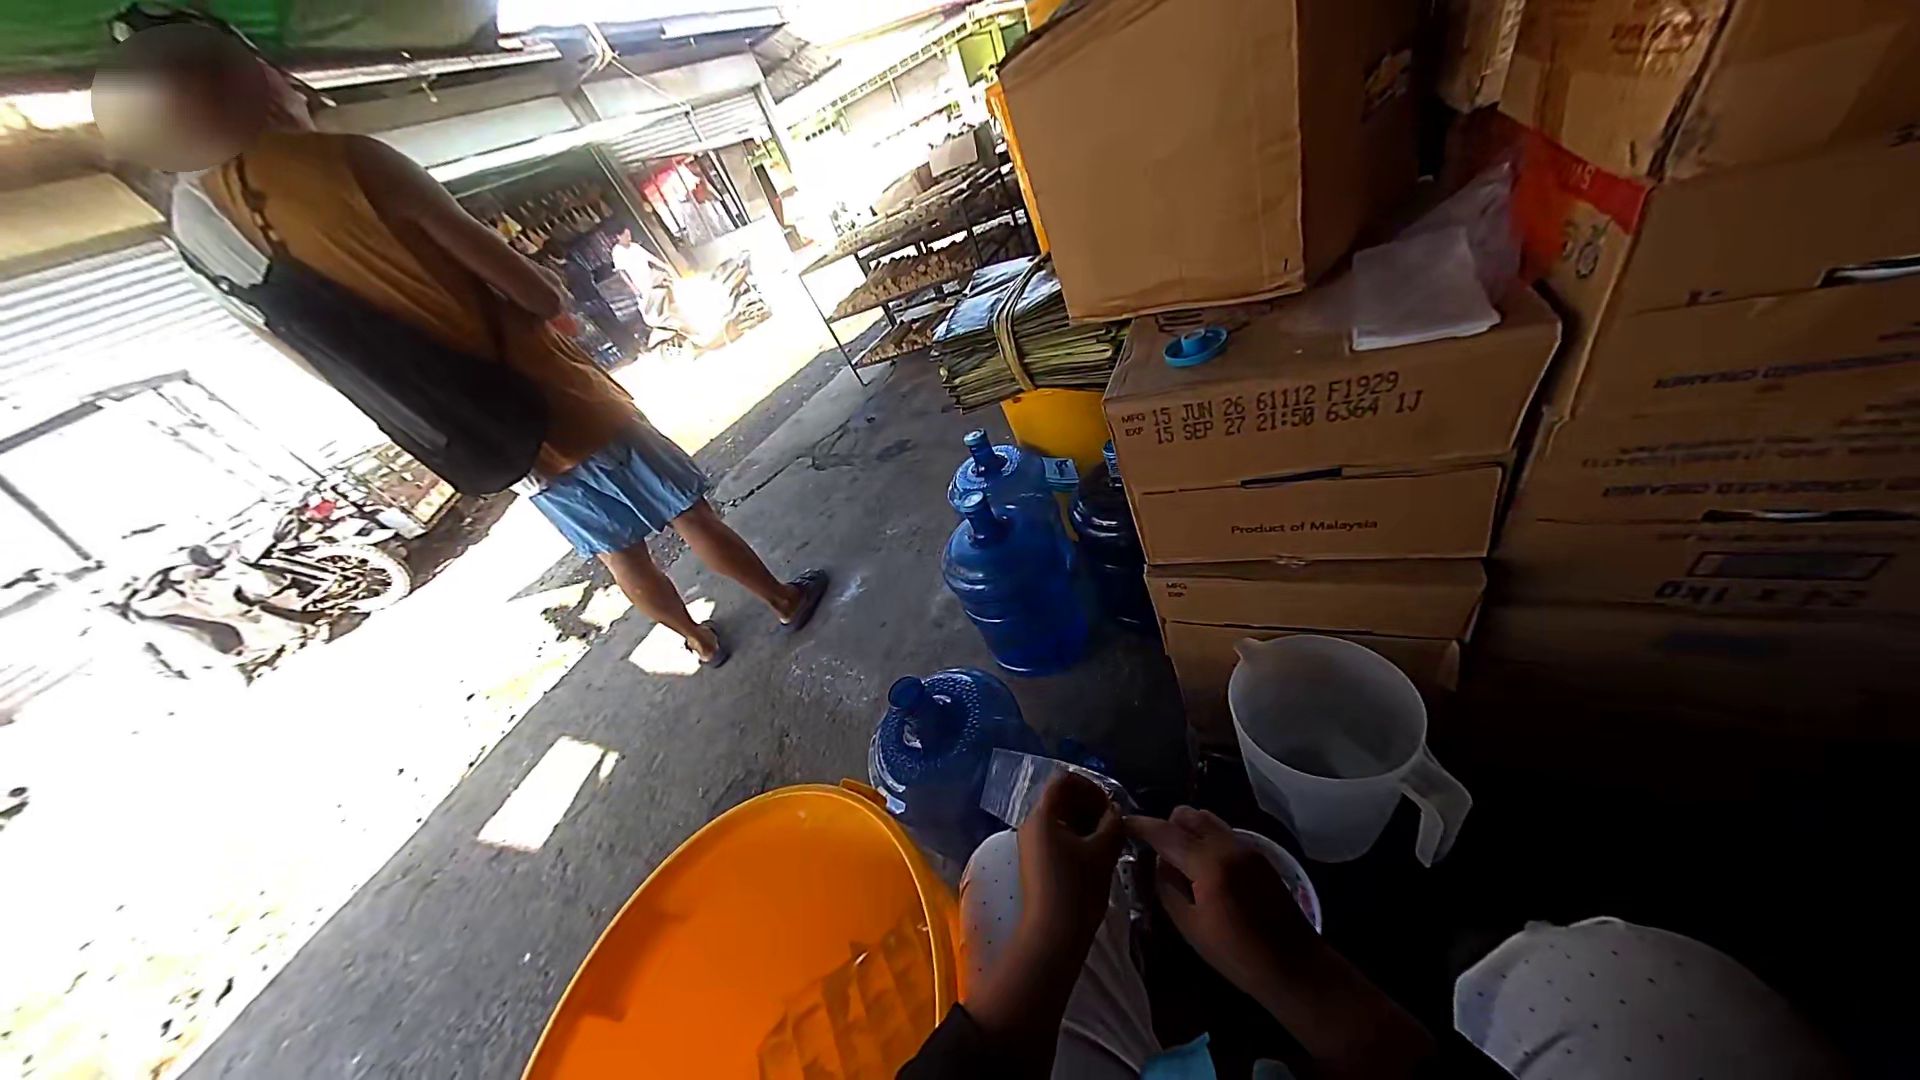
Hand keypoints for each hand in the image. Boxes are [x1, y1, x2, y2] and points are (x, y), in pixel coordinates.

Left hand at [1016, 772, 1123, 944]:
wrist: (1052, 936)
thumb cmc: (1077, 889)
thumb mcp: (1102, 853)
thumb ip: (1112, 823)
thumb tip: (1114, 810)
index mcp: (1041, 814)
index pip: (1063, 780)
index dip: (1088, 785)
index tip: (1109, 802)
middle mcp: (1030, 822)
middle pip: (1059, 798)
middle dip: (1088, 803)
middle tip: (1113, 820)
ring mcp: (1030, 842)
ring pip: (1058, 817)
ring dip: (1083, 819)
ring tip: (1108, 836)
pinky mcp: (1034, 859)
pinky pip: (1054, 834)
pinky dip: (1075, 834)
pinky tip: (1094, 851)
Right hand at [1128, 808, 1432, 1077]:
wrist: (1297, 969)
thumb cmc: (1238, 955)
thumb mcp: (1190, 927)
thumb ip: (1167, 886)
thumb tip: (1159, 863)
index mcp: (1208, 863)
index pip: (1165, 832)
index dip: (1140, 825)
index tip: (1123, 823)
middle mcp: (1228, 845)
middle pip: (1187, 815)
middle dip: (1166, 824)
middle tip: (1154, 846)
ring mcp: (1246, 846)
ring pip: (1206, 819)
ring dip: (1187, 828)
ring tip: (1178, 854)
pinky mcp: (1258, 854)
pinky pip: (1222, 832)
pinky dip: (1206, 837)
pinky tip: (1203, 864)